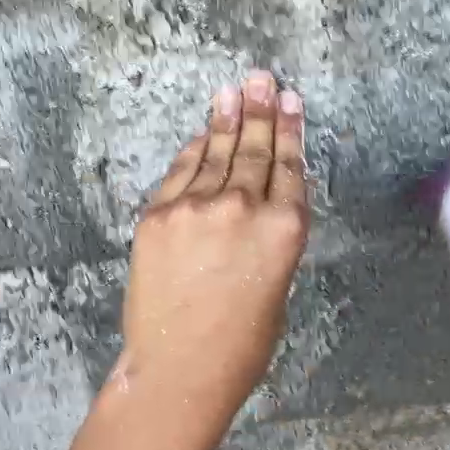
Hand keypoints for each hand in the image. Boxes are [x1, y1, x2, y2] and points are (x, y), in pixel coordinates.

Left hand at [115, 70, 309, 417]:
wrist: (178, 370)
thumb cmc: (241, 345)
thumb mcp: (278, 285)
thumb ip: (271, 236)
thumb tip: (259, 201)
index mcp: (284, 230)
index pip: (289, 166)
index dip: (290, 130)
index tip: (290, 102)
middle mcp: (243, 208)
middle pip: (254, 150)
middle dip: (260, 110)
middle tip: (262, 79)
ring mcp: (196, 207)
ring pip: (216, 153)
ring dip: (226, 119)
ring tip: (234, 90)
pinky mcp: (159, 214)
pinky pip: (181, 172)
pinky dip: (194, 150)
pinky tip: (203, 132)